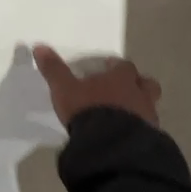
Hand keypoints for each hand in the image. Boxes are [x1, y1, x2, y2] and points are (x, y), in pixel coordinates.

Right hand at [32, 45, 161, 126]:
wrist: (112, 144)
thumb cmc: (88, 109)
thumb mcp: (64, 88)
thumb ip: (54, 69)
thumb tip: (39, 46)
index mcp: (120, 79)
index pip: (124, 66)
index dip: (116, 66)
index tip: (106, 68)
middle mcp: (139, 94)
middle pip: (146, 83)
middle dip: (137, 83)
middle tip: (122, 88)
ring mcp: (148, 116)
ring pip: (149, 105)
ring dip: (139, 106)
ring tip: (123, 113)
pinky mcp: (151, 137)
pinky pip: (148, 127)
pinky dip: (139, 126)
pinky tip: (125, 132)